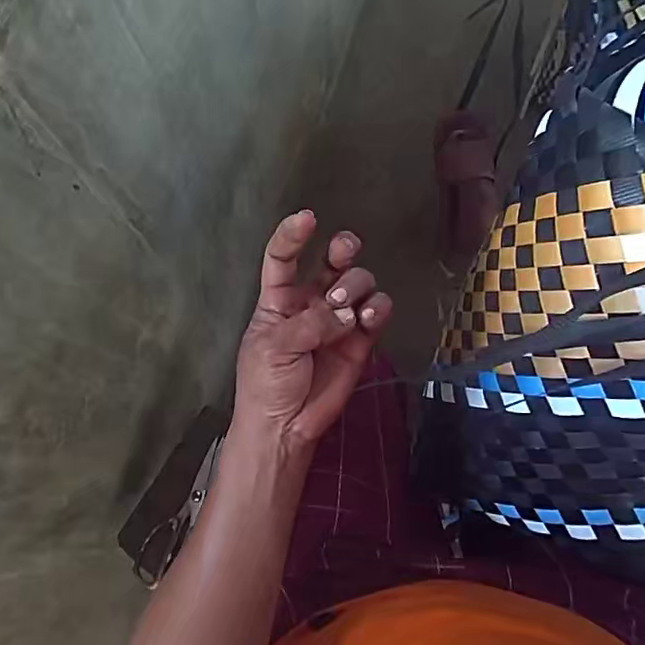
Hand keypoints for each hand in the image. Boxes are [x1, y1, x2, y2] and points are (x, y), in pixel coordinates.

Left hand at [235, 211, 393, 453]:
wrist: (285, 427)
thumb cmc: (265, 385)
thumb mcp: (273, 348)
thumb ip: (309, 323)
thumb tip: (345, 313)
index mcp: (278, 300)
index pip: (283, 258)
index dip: (293, 235)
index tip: (308, 217)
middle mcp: (310, 303)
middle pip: (331, 262)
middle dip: (342, 249)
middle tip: (343, 253)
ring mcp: (337, 320)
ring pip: (358, 283)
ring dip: (356, 285)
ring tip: (346, 310)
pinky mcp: (361, 340)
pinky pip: (377, 311)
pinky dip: (379, 306)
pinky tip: (370, 316)